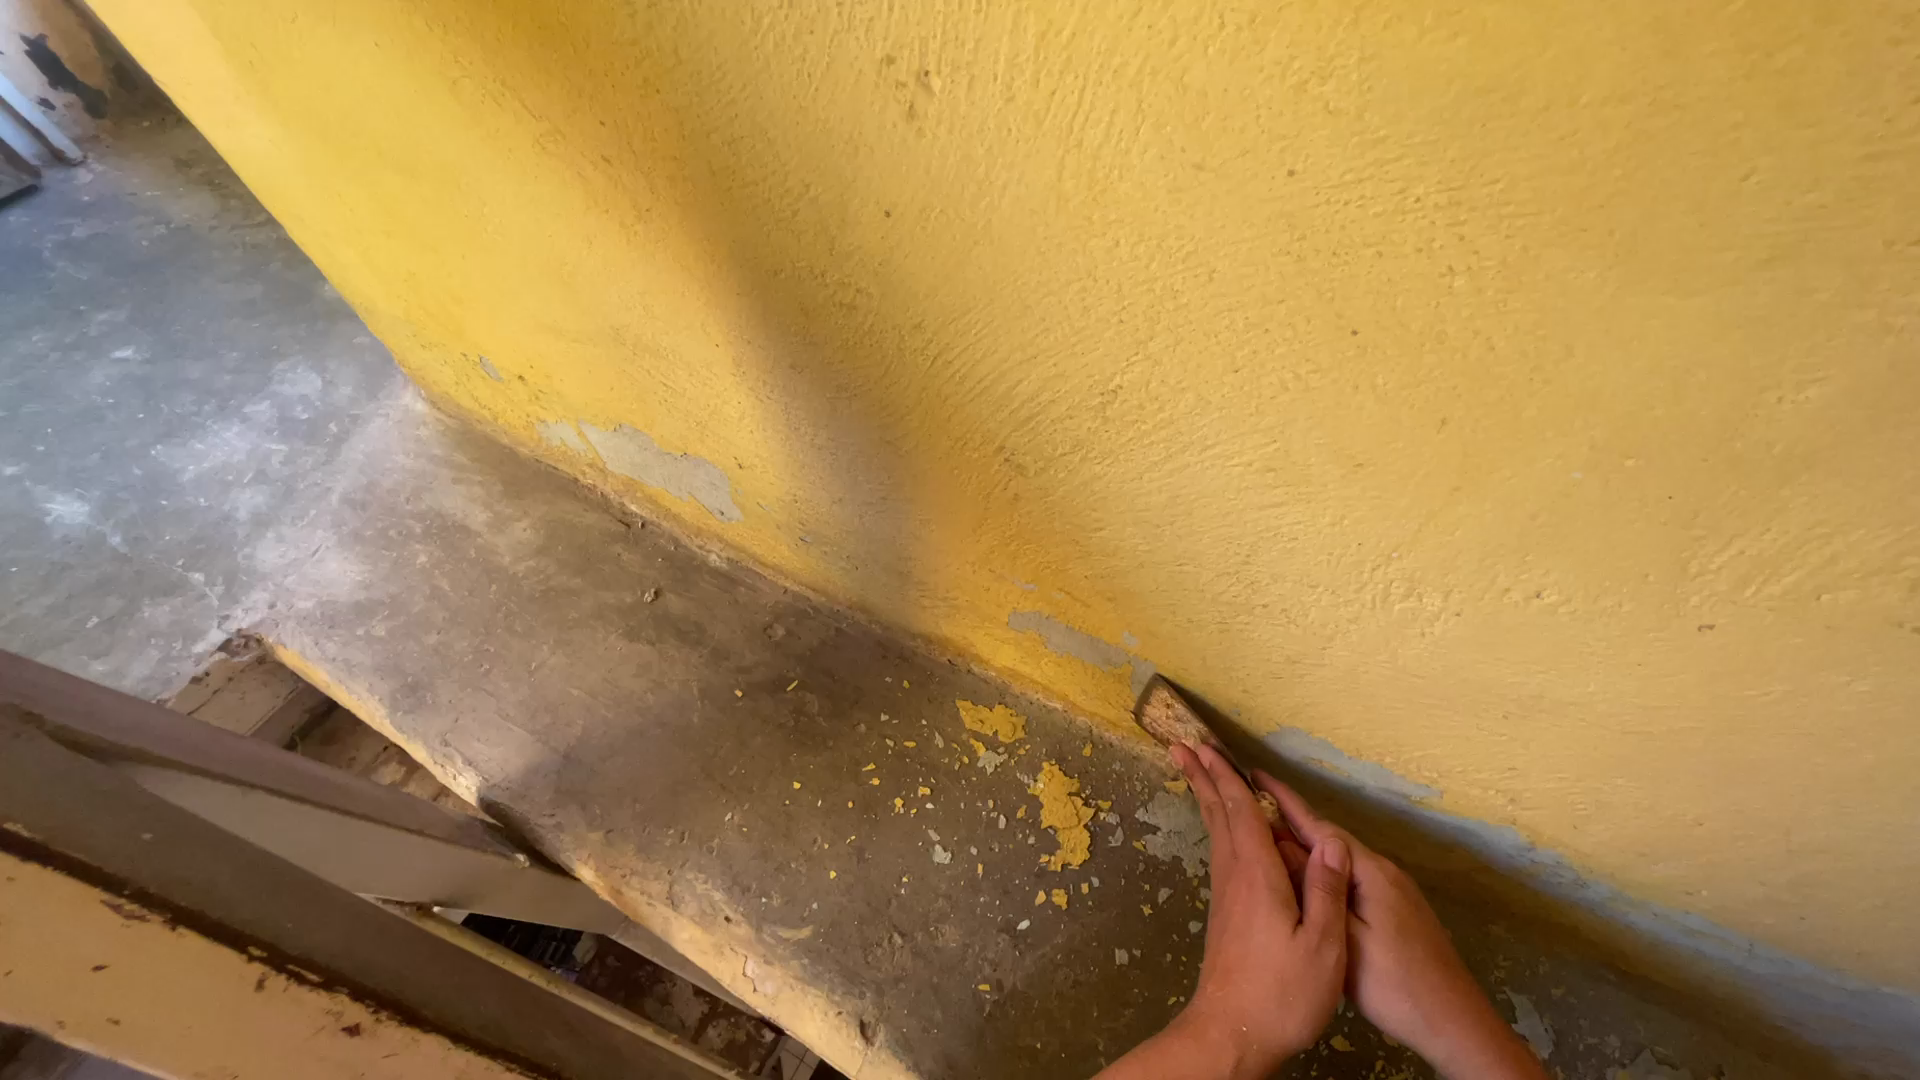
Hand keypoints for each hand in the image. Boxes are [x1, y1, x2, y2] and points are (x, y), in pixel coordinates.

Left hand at [1096, 743, 1351, 1079]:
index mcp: (1258, 875)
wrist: (1233, 1030)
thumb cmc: (1282, 992)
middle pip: (1217, 813)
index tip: (1206, 746)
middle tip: (1179, 745)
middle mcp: (1234, 874)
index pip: (1241, 813)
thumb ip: (1325, 891)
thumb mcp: (1322, 947)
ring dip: (1206, 796)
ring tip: (1194, 772)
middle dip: (1201, 777)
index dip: (1226, 777)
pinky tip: (1222, 828)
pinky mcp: (1224, 910)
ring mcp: (1225, 892)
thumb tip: (1330, 839)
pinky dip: (1217, 824)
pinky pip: (1220, 849)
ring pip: (1215, 830)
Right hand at [1256, 775, 1549, 1079]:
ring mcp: (1392, 888)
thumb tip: (1280, 843)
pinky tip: (1304, 875)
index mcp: (1368, 871)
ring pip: (1338, 856)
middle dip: (1289, 817)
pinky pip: (1348, 872)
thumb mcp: (1343, 937)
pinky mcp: (1396, 907)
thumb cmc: (1394, 986)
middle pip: (1328, 836)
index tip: (1252, 772)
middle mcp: (1382, 869)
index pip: (1318, 825)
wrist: (1457, 1027)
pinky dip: (1321, 865)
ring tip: (1265, 834)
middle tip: (1248, 802)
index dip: (1283, 799)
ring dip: (1304, 842)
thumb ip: (1313, 888)